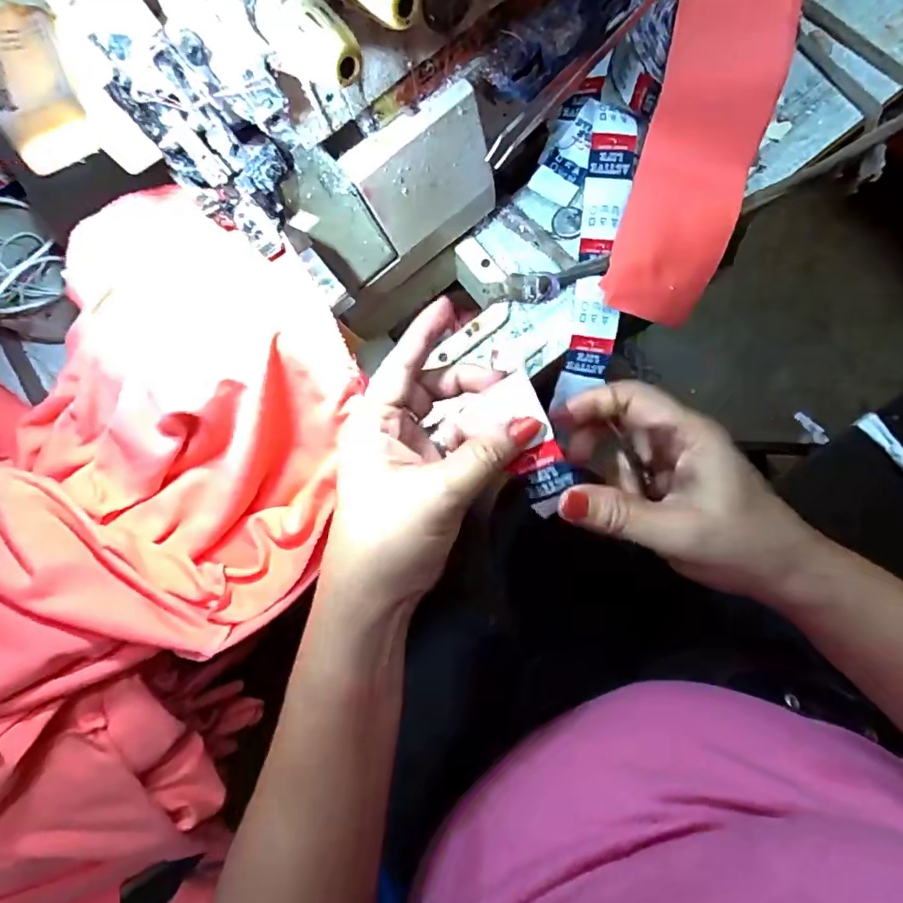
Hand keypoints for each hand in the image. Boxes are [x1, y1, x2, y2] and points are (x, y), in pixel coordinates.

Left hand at [324, 299, 542, 618]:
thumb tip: (528, 423)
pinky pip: (464, 449)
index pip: (403, 364)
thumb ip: (486, 455)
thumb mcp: (439, 491)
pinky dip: (487, 444)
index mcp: (377, 420)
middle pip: (437, 389)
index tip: (449, 305)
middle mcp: (393, 429)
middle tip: (510, 385)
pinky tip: (513, 443)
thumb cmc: (388, 535)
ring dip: (485, 417)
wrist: (374, 597)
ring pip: (455, 420)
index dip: (426, 333)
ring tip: (520, 415)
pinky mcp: (431, 478)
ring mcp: (413, 454)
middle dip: (473, 383)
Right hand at [555, 381, 827, 601]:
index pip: (632, 396)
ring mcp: (674, 463)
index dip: (592, 401)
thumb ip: (617, 515)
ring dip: (601, 470)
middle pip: (622, 419)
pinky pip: (630, 477)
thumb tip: (560, 500)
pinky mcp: (670, 486)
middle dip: (589, 436)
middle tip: (562, 463)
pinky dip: (613, 489)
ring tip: (589, 500)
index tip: (556, 422)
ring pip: (622, 451)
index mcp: (687, 433)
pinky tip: (607, 512)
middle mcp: (678, 439)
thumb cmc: (739, 543)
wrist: (783, 573)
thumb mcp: (674, 531)